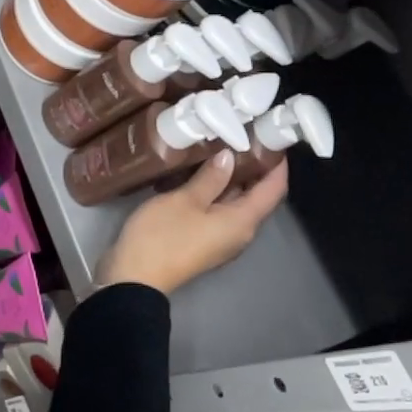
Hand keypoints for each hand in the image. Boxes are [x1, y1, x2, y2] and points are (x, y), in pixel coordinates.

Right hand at [95, 150, 288, 293]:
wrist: (134, 276)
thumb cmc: (162, 236)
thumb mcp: (185, 200)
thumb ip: (210, 178)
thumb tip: (229, 157)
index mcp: (242, 221)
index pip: (273, 189)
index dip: (277, 165)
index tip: (271, 137)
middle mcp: (239, 231)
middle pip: (255, 196)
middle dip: (252, 167)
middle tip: (240, 135)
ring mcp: (220, 238)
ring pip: (234, 203)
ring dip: (230, 178)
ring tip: (217, 148)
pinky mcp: (201, 240)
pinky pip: (217, 211)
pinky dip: (213, 191)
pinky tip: (196, 175)